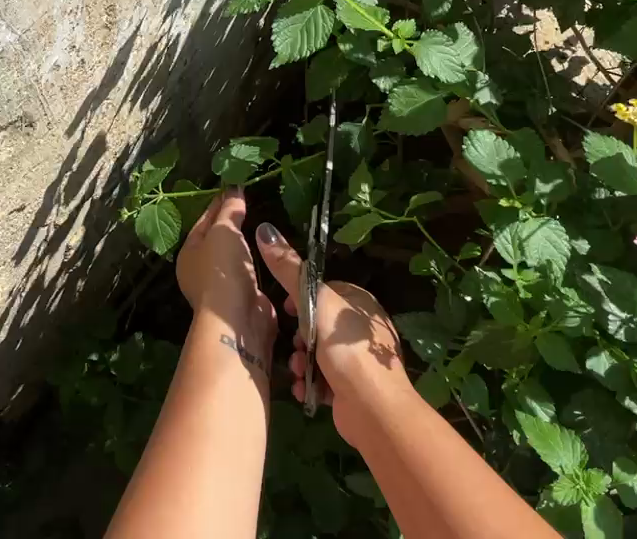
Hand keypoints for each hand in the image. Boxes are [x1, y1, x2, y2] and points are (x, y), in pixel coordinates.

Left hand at [176, 188, 277, 354]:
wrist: (237, 321)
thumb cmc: (222, 271)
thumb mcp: (223, 232)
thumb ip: (229, 210)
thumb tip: (234, 188)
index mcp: (189, 252)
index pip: (204, 220)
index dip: (219, 203)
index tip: (234, 186)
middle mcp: (201, 270)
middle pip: (218, 238)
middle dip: (231, 222)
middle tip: (249, 201)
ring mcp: (222, 287)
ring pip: (235, 256)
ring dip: (246, 242)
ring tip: (261, 223)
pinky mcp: (244, 299)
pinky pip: (250, 272)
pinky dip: (258, 261)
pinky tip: (269, 251)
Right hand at [254, 221, 413, 448]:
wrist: (371, 408)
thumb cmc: (345, 347)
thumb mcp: (314, 300)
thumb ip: (289, 269)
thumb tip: (264, 229)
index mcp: (359, 303)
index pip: (323, 292)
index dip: (301, 299)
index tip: (285, 311)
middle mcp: (361, 330)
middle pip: (317, 325)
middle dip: (300, 337)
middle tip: (294, 345)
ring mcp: (357, 362)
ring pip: (317, 354)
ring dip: (302, 362)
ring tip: (299, 371)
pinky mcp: (351, 390)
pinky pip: (322, 380)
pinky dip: (310, 384)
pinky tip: (303, 388)